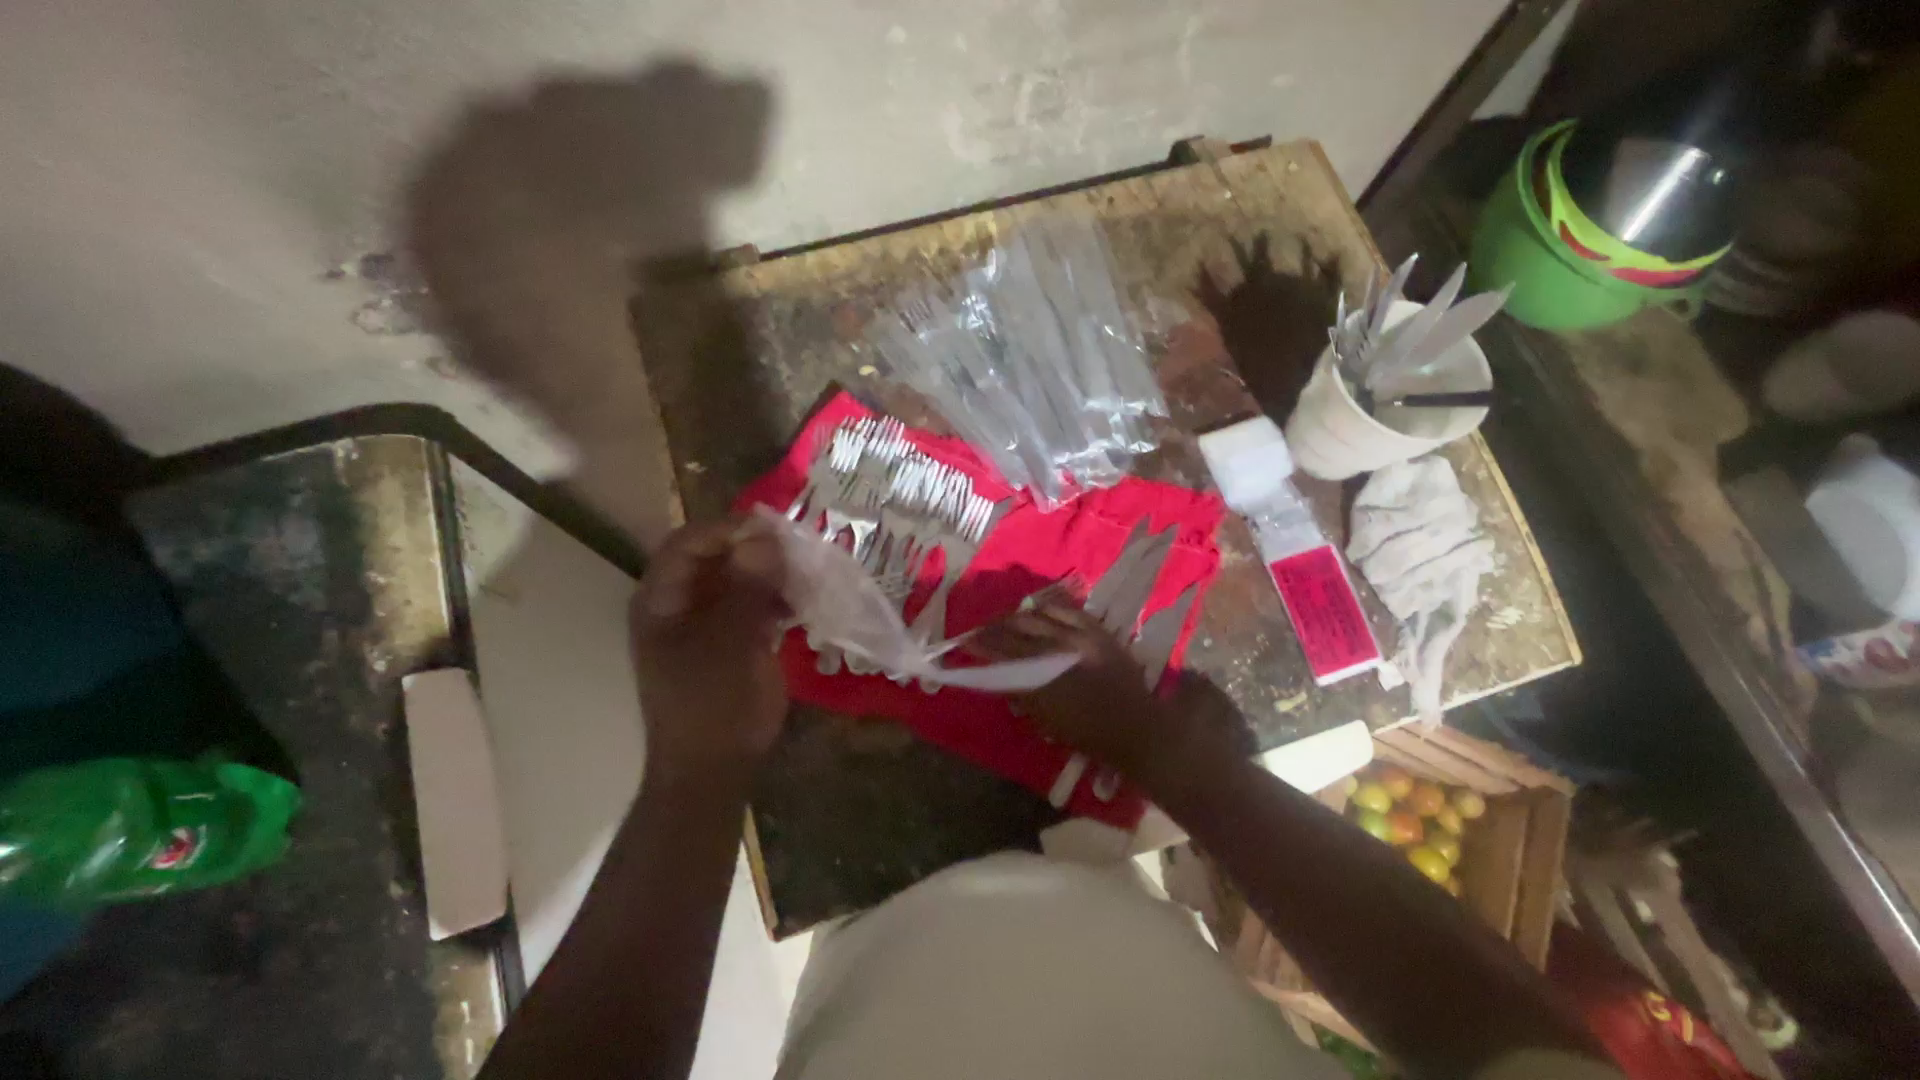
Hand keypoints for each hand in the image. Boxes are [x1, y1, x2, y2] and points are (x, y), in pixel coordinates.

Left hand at [631, 516, 790, 773]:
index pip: (689, 543)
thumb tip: (766, 537)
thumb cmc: (710, 707)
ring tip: (808, 570)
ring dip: (773, 571)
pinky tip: (806, 599)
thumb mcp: (730, 643)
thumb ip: (747, 588)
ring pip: (741, 579)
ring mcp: (709, 623)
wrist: (713, 771)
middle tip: (799, 546)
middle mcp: (682, 604)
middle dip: (756, 548)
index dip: (728, 529)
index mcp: (662, 600)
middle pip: (717, 556)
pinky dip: (780, 597)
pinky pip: (757, 604)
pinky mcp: (736, 641)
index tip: (773, 529)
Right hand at [965, 596, 1186, 783]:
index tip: (966, 641)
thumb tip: (1003, 677)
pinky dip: (1050, 607)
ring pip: (1039, 614)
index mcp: (1042, 674)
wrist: (1138, 728)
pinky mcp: (1098, 630)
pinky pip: (1069, 609)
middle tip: (982, 630)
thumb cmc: (1090, 734)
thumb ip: (1022, 695)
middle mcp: (1058, 648)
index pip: (1002, 651)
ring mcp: (1080, 635)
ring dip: (1019, 616)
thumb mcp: (1047, 721)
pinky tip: (1040, 609)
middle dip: (994, 627)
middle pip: (1016, 628)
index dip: (981, 644)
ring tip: (1009, 620)